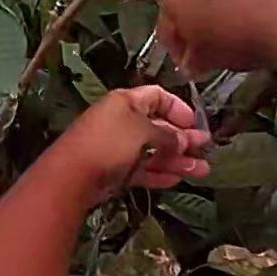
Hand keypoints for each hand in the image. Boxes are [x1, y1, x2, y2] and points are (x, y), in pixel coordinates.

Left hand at [42, 86, 209, 196]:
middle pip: (157, 126)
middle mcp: (121, 121)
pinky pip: (140, 168)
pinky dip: (157, 173)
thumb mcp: (144, 132)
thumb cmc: (110, 143)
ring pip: (151, 150)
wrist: (72, 175)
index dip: (178, 108)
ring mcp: (116, 146)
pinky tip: (176, 179)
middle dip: (182, 138)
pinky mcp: (113, 169)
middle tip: (204, 150)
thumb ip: (168, 135)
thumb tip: (183, 140)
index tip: (194, 123)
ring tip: (201, 171)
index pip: (157, 96)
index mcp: (125, 102)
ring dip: (176, 160)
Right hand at [158, 0, 276, 74]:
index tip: (190, 62)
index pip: (167, 25)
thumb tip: (195, 62)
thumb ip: (196, 60)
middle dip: (204, 19)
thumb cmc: (245, 36)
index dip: (178, 47)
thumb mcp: (211, 60)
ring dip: (235, 1)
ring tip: (251, 28)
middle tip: (217, 44)